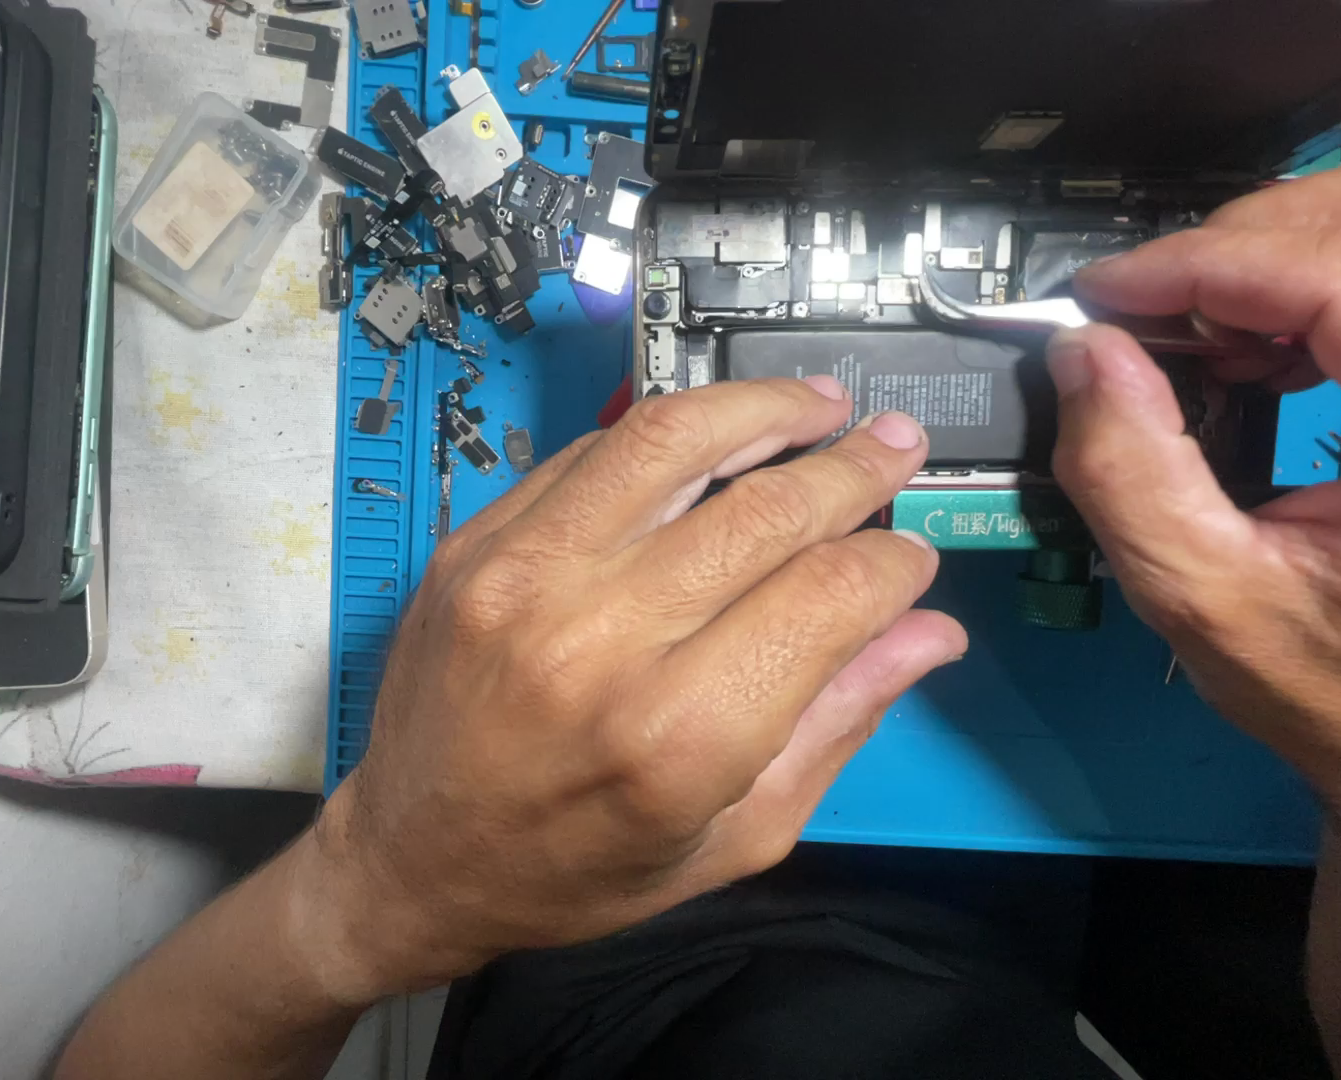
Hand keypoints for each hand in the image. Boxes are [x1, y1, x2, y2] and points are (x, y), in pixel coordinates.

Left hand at [297, 381, 964, 1002]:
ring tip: (818, 401)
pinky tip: (712, 436)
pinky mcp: (476, 542)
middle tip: (896, 444)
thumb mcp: (730, 838)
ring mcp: (523, 575)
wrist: (412, 856)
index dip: (890, 563)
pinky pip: (593, 455)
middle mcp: (599, 640)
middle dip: (852, 469)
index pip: (826, 598)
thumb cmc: (577, 870)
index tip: (910, 553)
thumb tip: (928, 630)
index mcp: (678, 738)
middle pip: (762, 512)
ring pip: (670, 441)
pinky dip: (666, 435)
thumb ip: (836, 725)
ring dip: (762, 407)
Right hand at [1048, 138, 1340, 805]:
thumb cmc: (1326, 688)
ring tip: (1215, 325)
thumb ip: (1125, 468)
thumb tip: (1085, 348)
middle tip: (1161, 311)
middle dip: (1264, 237)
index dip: (1212, 263)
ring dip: (1306, 242)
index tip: (1105, 292)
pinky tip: (1274, 339)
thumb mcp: (1193, 595)